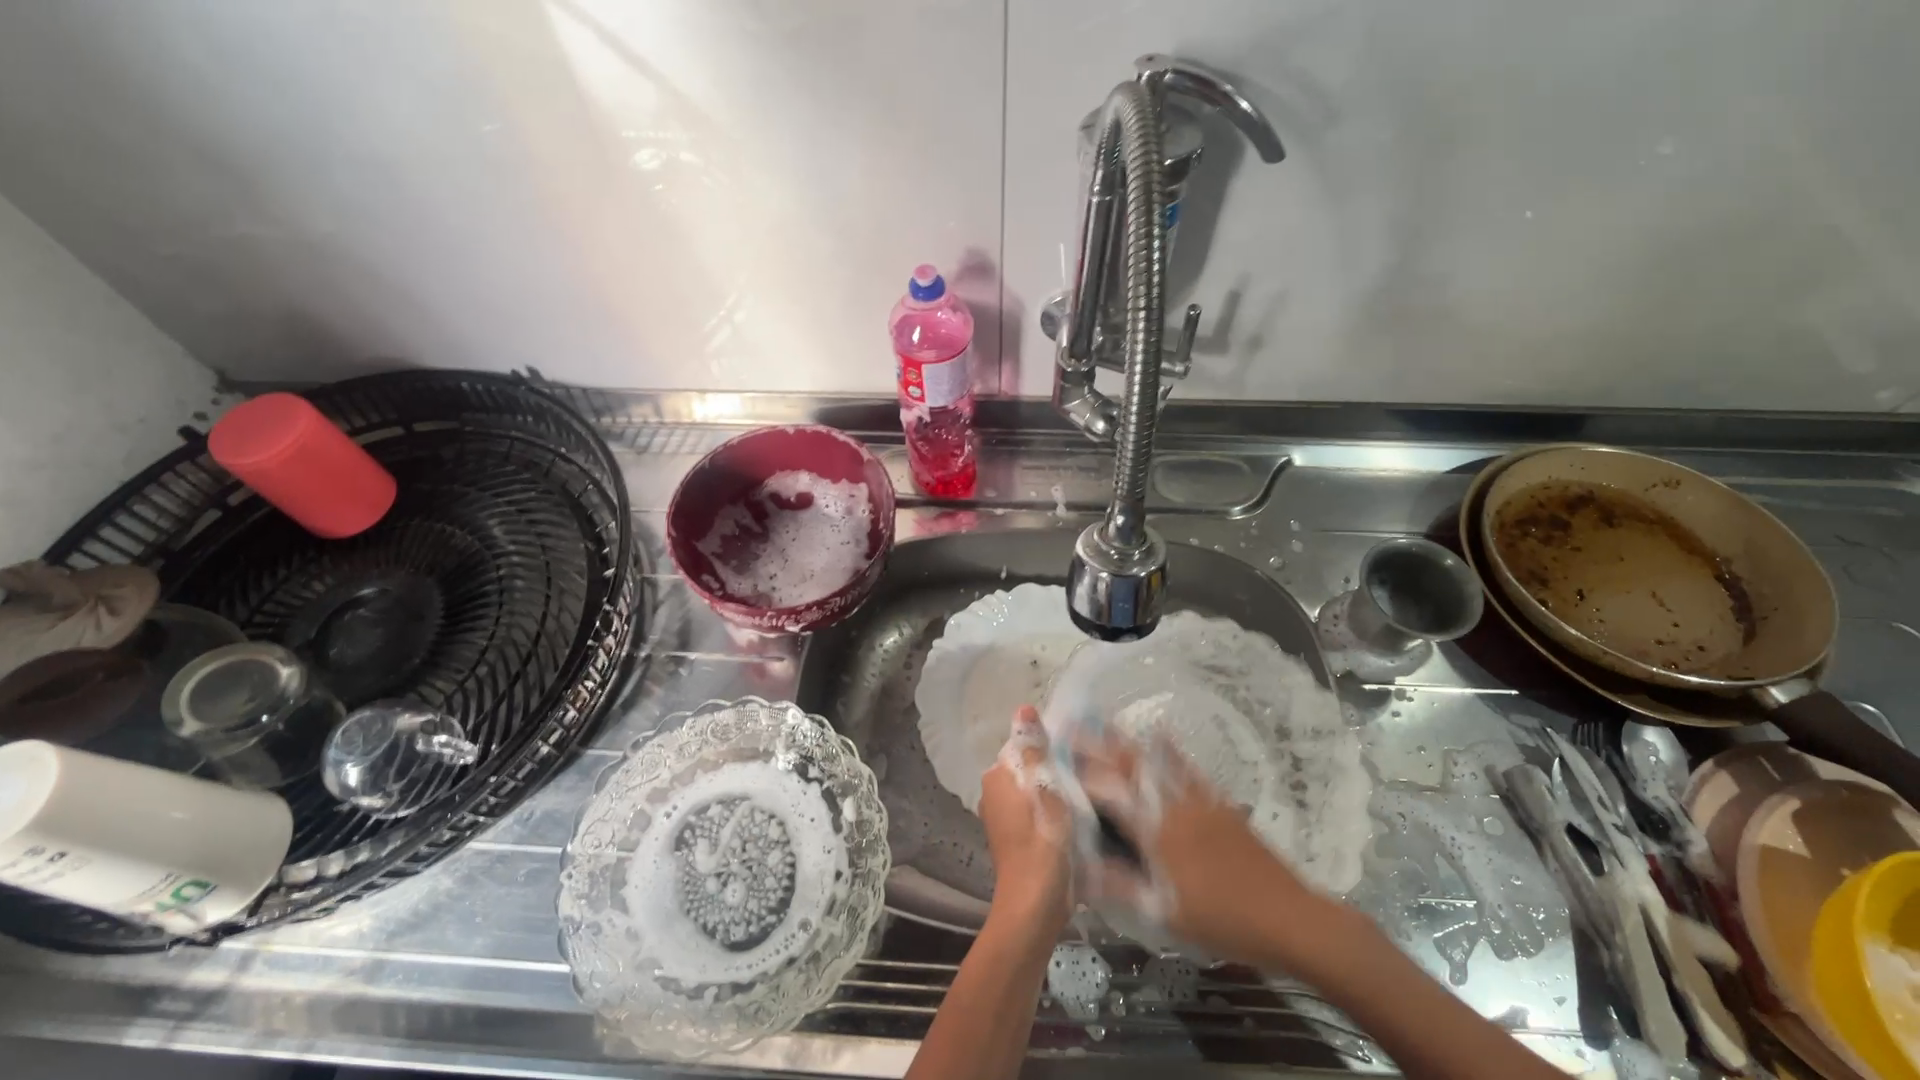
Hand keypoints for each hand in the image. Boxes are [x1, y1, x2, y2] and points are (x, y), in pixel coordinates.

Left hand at [977, 706, 1071, 937]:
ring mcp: (1005, 820)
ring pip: (1039, 792)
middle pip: (1033, 770)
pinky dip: (1058, 813)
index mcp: (996, 778)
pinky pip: (1041, 813)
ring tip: (1092, 794)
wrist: (1036, 904)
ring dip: (1061, 792)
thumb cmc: (1042, 842)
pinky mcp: (1019, 840)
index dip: (1054, 748)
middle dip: (1059, 769)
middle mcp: (994, 795)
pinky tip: (1082, 820)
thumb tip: (1024, 708)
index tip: (1082, 754)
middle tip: (1092, 774)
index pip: (1025, 746)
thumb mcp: (1045, 788)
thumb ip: (1035, 749)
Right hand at [1078, 734, 1337, 967]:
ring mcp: (1200, 802)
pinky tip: (1163, 736)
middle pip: (1133, 768)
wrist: (1289, 918)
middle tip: (1076, 723)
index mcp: (1156, 832)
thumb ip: (1119, 886)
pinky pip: (1189, 769)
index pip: (1111, 793)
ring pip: (1158, 762)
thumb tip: (1076, 868)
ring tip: (1107, 721)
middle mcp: (1175, 807)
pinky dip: (1171, 750)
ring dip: (1130, 741)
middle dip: (1101, 744)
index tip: (1056, 752)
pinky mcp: (1220, 805)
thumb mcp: (1164, 912)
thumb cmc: (1222, 920)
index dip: (1081, 772)